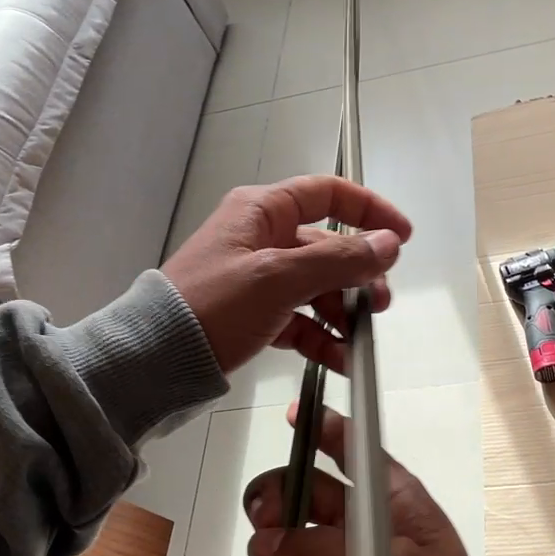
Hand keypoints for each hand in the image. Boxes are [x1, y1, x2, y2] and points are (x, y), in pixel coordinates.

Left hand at [161, 175, 411, 373]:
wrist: (152, 362)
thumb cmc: (213, 306)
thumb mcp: (279, 279)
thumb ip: (339, 260)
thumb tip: (390, 244)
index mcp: (261, 211)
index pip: (327, 193)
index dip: (370, 210)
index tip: (403, 238)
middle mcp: (261, 237)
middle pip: (328, 246)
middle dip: (360, 275)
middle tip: (380, 305)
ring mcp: (257, 278)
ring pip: (317, 286)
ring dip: (344, 311)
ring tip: (360, 341)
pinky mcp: (253, 314)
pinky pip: (300, 318)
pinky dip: (322, 336)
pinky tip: (340, 359)